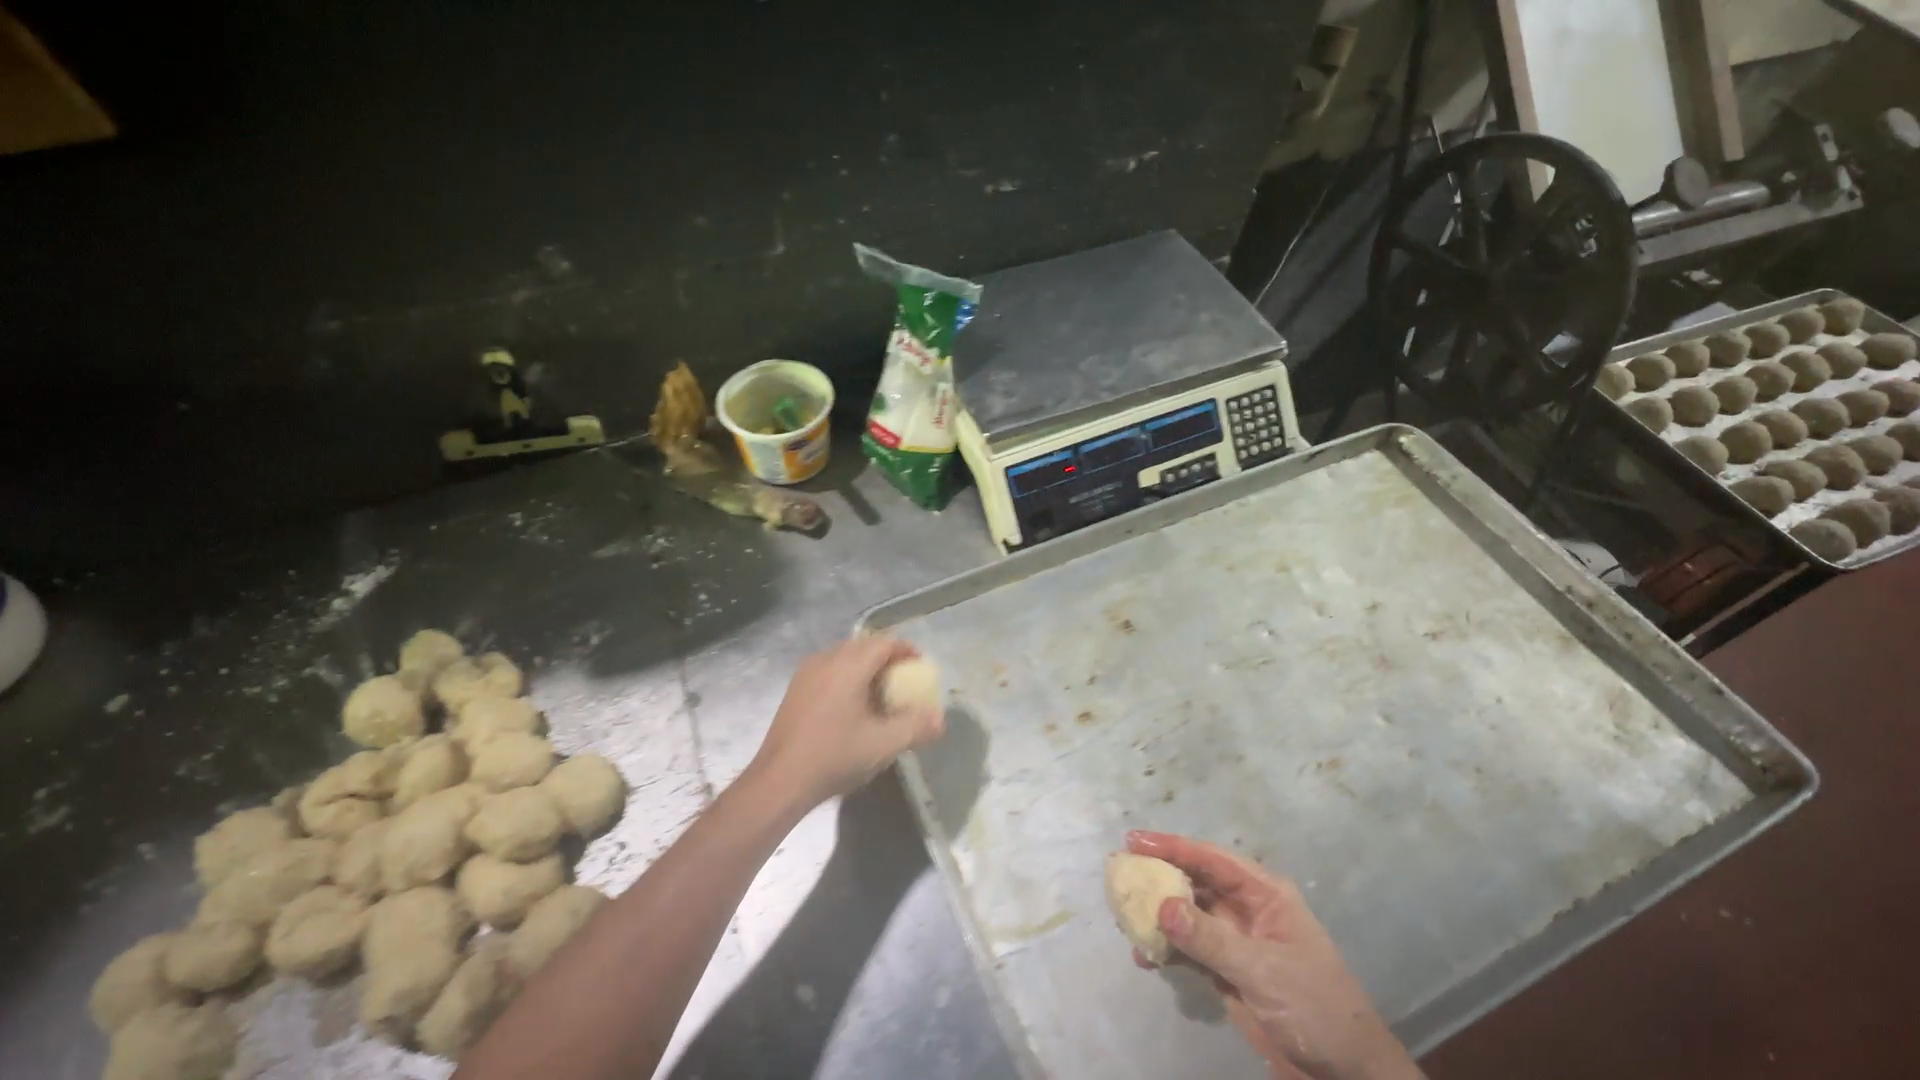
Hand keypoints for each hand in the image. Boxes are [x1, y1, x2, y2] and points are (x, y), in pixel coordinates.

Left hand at [750, 637, 944, 806]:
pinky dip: (846, 679)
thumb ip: (916, 727)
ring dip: (865, 670)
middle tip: (904, 682)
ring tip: (880, 696)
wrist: (780, 780)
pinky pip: (828, 672)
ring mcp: (805, 674)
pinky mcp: (795, 691)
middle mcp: (825, 660)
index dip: (906, 650)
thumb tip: (940, 720)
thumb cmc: (834, 756)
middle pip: (863, 646)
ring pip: (844, 658)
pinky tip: (852, 708)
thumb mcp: (883, 744)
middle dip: (887, 660)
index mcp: (848, 666)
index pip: (884, 642)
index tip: (920, 668)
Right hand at [1127, 831, 1421, 1079]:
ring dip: (1157, 916)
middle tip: (1118, 874)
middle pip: (1195, 882)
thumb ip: (1211, 938)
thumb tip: (1162, 906)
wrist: (1343, 1067)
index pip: (1212, 860)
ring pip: (1187, 915)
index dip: (1173, 846)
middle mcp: (1246, 909)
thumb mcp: (1262, 969)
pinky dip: (1165, 950)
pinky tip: (1144, 957)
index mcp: (1265, 894)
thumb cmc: (1314, 1005)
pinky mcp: (1226, 971)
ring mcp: (1235, 941)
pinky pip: (1188, 949)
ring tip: (1123, 918)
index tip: (1133, 840)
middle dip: (1158, 877)